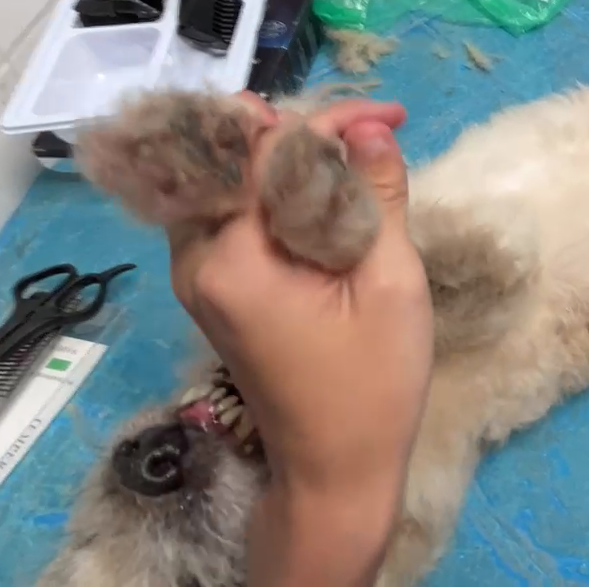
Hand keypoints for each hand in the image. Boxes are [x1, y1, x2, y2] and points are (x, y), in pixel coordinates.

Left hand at [168, 95, 432, 511]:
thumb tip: (372, 127)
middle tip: (376, 133)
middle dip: (305, 129)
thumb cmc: (371, 380)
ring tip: (360, 149)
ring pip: (234, 179)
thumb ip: (378, 197)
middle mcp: (198, 260)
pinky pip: (240, 211)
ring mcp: (204, 275)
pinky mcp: (222, 286)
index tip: (389, 119)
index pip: (258, 149)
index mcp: (231, 259)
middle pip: (233, 157)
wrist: (337, 468)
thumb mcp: (391, 282)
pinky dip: (284, 185)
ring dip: (294, 153)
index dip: (325, 119)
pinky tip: (332, 186)